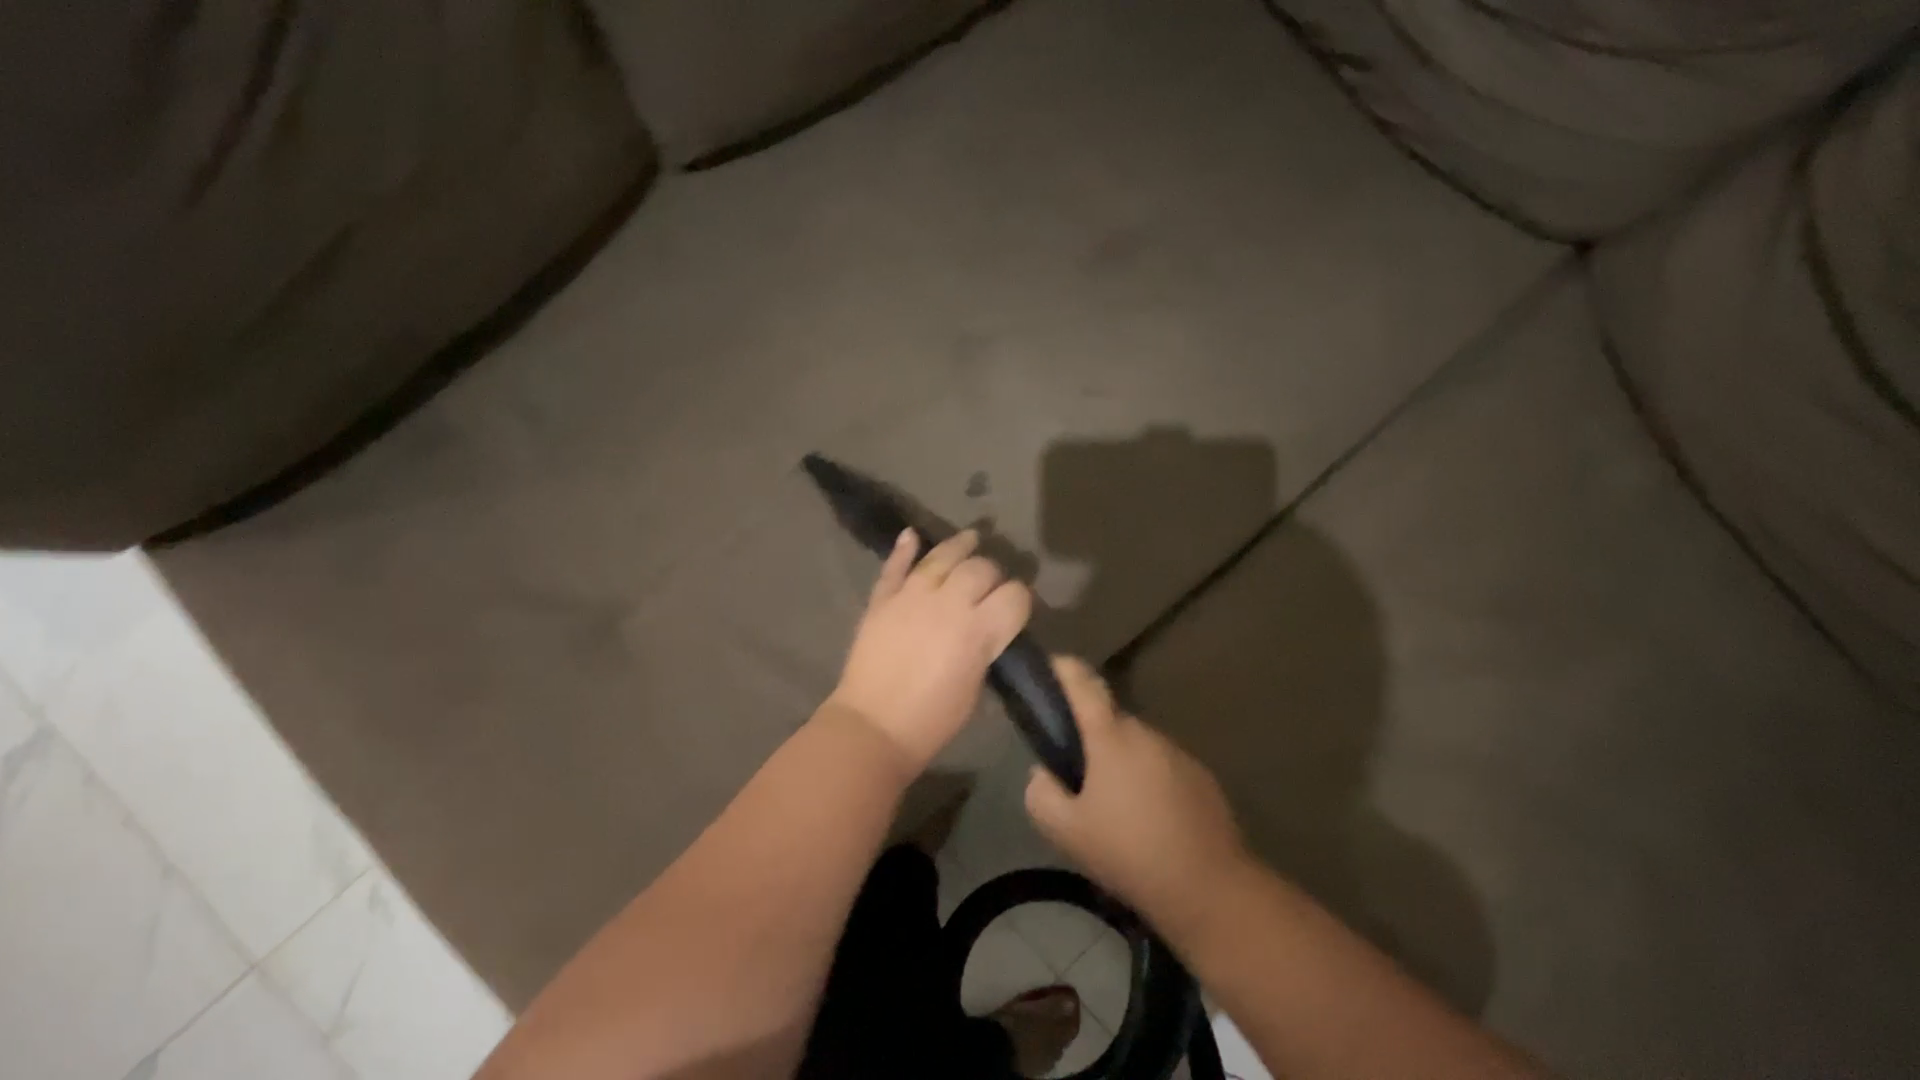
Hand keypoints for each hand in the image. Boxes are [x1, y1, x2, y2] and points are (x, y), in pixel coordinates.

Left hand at [828, 529, 1032, 773]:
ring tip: (970, 539)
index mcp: (978, 629)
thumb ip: (986, 648)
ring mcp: (911, 596)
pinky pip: (895, 567)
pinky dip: (904, 549)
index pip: (1015, 595)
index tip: (1019, 607)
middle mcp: (948, 602)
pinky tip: (912, 535)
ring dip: (959, 546)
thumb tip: (990, 630)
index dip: (1021, 599)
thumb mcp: (976, 686)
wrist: (873, 726)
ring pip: (941, 557)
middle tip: (992, 585)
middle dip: (993, 573)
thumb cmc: (933, 720)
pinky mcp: (882, 600)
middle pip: (981, 568)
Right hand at [1025, 657, 1250, 921]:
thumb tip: (1045, 771)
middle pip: (1109, 721)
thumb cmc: (1127, 853)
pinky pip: (1162, 768)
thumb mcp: (1064, 830)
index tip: (1048, 670)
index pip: (1083, 683)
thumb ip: (1041, 791)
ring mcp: (1179, 754)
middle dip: (1090, 738)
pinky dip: (1149, 783)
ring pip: (1137, 747)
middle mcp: (1147, 734)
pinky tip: (1147, 823)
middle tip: (1074, 776)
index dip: (1062, 670)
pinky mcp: (1202, 778)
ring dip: (1121, 764)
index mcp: (1111, 738)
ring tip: (1113, 809)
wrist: (1207, 887)